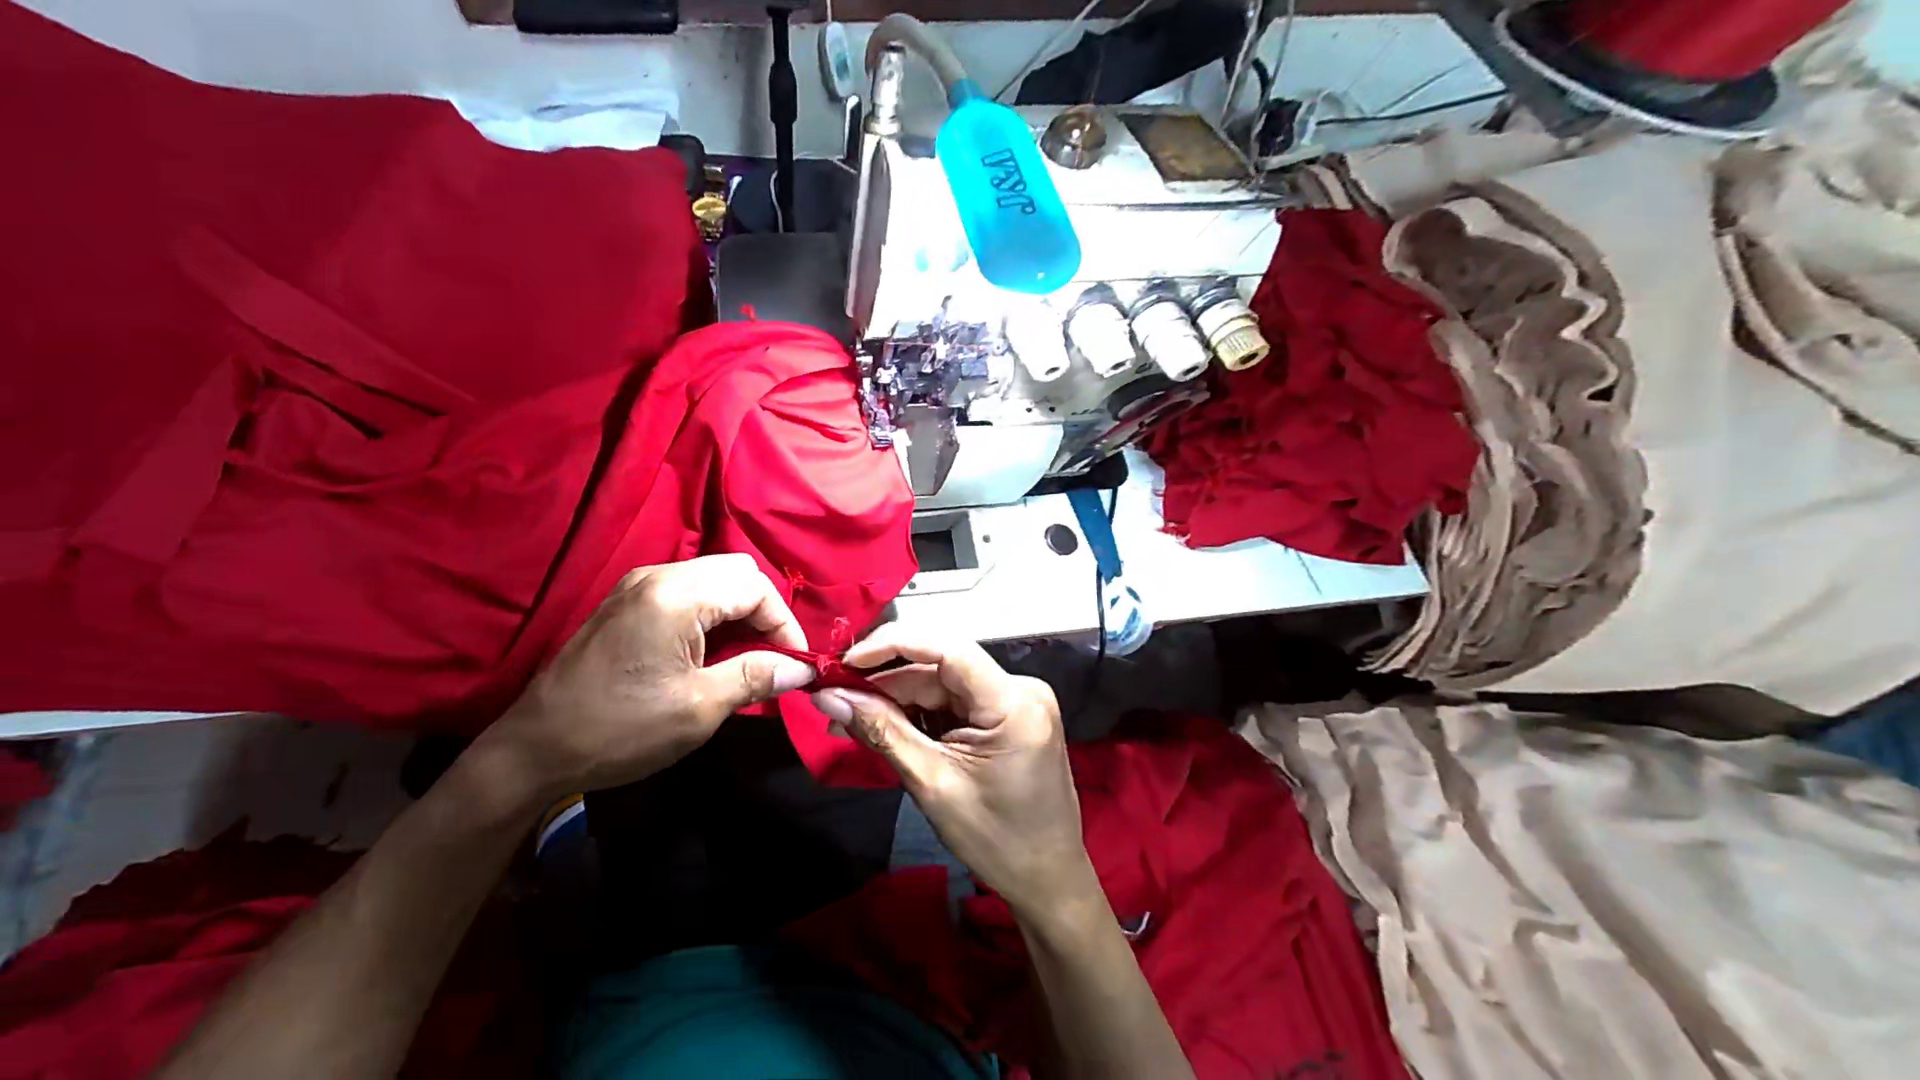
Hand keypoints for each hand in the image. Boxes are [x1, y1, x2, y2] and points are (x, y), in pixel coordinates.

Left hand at [477, 554, 816, 802]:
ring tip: (748, 657)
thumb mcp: (699, 708)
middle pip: (737, 573)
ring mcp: (638, 586)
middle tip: (773, 657)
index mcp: (675, 596)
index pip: (755, 586)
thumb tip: (802, 669)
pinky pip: (688, 591)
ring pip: (714, 579)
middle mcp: (656, 576)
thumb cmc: (620, 730)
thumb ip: (757, 677)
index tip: (795, 663)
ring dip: (740, 612)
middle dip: (765, 612)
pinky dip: (713, 614)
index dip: (784, 623)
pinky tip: (712, 652)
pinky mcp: (627, 603)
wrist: (534, 750)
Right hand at [811, 626, 1098, 920]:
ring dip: (896, 700)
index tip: (846, 661)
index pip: (949, 650)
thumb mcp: (933, 785)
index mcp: (1015, 702)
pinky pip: (954, 703)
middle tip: (833, 700)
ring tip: (848, 719)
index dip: (893, 645)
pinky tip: (884, 726)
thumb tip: (829, 696)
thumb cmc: (998, 841)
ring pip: (943, 686)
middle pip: (941, 669)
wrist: (1047, 879)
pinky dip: (919, 714)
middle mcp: (1020, 689)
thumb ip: (882, 732)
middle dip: (885, 683)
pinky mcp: (1007, 717)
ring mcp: (1016, 701)